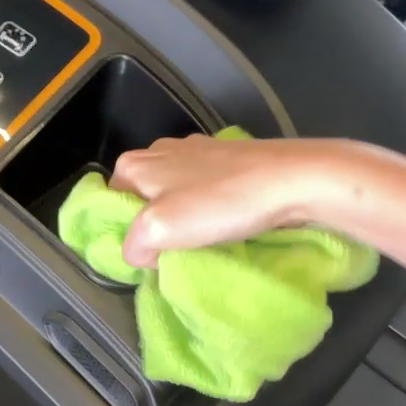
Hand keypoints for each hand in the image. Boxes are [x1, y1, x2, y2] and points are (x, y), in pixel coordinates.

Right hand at [110, 135, 380, 266]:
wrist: (297, 181)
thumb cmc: (221, 203)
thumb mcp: (157, 231)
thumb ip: (132, 247)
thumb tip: (140, 255)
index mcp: (135, 164)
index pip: (108, 204)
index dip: (121, 232)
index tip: (143, 252)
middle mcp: (161, 150)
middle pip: (141, 199)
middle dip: (151, 225)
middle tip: (171, 250)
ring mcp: (198, 151)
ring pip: (173, 194)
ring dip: (182, 219)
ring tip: (200, 240)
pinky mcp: (230, 159)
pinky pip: (203, 191)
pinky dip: (208, 209)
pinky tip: (224, 223)